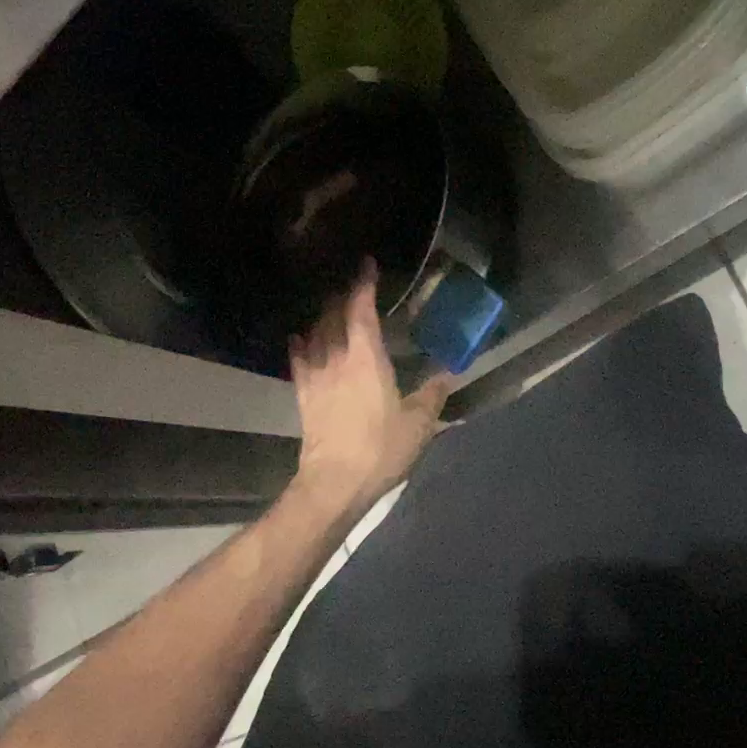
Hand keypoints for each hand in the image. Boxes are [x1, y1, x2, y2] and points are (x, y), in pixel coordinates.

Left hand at [289, 260, 452, 513]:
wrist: (335, 482)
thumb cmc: (381, 449)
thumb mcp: (418, 424)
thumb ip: (432, 395)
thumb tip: (448, 373)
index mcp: (367, 359)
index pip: (362, 310)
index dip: (364, 285)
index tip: (368, 265)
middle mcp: (337, 359)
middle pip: (334, 317)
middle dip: (342, 298)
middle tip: (353, 288)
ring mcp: (315, 377)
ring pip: (315, 335)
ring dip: (322, 318)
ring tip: (331, 310)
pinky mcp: (303, 396)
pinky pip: (298, 361)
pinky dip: (300, 345)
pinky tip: (299, 339)